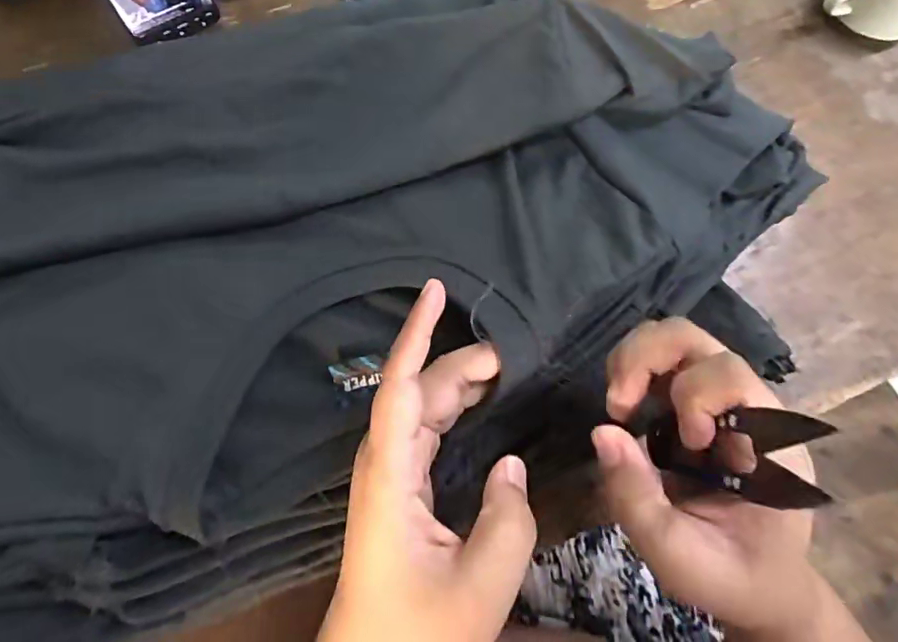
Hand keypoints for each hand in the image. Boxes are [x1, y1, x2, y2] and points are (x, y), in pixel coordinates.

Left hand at [319, 278, 536, 641]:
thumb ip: (506, 521)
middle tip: (513, 356)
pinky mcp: (399, 486)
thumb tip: (510, 464)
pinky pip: (427, 428)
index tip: (436, 290)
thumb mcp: (479, 587)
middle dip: (462, 363)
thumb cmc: (418, 631)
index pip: (399, 384)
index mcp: (390, 472)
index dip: (417, 332)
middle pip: (420, 389)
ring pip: (424, 406)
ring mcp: (389, 471)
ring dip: (460, 382)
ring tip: (504, 370)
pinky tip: (479, 403)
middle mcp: (384, 459)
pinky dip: (455, 407)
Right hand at [594, 319, 865, 641]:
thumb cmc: (729, 575)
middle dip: (645, 358)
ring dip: (635, 359)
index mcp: (770, 441)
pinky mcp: (695, 393)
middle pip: (693, 338)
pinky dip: (633, 368)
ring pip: (673, 336)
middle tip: (619, 404)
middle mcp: (749, 402)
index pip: (731, 374)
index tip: (685, 444)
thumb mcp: (680, 557)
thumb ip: (638, 500)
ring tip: (619, 404)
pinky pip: (661, 354)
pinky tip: (625, 406)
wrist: (756, 585)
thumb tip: (602, 431)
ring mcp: (721, 393)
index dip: (695, 395)